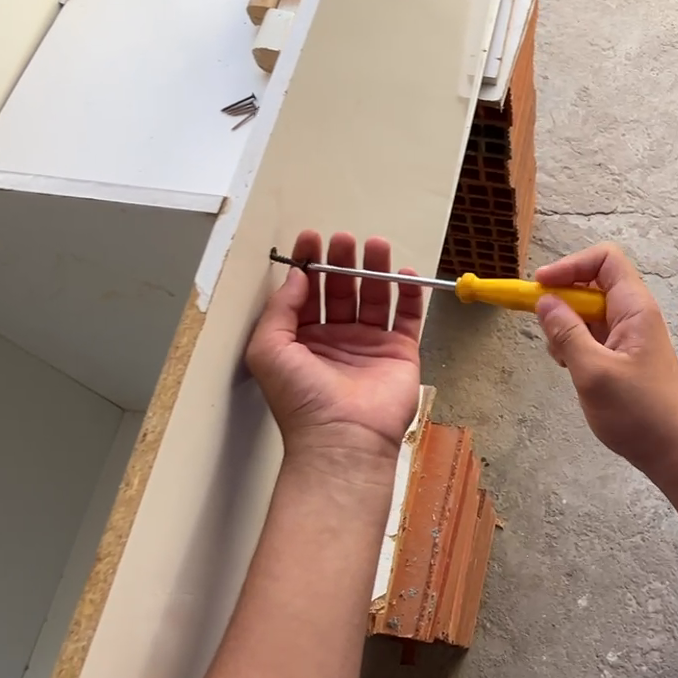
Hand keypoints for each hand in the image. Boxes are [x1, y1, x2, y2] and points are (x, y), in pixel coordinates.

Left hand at [245, 231, 423, 468]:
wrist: (343, 438)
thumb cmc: (301, 401)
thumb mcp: (268, 350)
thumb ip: (279, 309)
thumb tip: (295, 276)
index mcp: (303, 339)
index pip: (307, 292)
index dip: (309, 264)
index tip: (311, 240)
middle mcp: (337, 338)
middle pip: (342, 289)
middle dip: (342, 262)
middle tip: (344, 240)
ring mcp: (370, 344)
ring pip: (376, 297)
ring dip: (376, 270)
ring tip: (376, 245)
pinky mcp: (400, 352)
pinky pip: (408, 317)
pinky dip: (409, 295)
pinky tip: (405, 275)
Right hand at [533, 242, 677, 477]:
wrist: (673, 450)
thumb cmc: (639, 412)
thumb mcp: (593, 372)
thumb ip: (566, 333)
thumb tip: (544, 301)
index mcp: (634, 307)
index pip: (604, 260)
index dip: (570, 265)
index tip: (541, 287)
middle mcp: (633, 315)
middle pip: (591, 285)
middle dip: (563, 303)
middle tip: (550, 333)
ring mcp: (628, 336)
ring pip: (587, 313)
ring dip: (566, 328)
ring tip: (564, 360)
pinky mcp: (622, 356)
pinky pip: (592, 336)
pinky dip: (575, 346)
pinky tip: (572, 370)